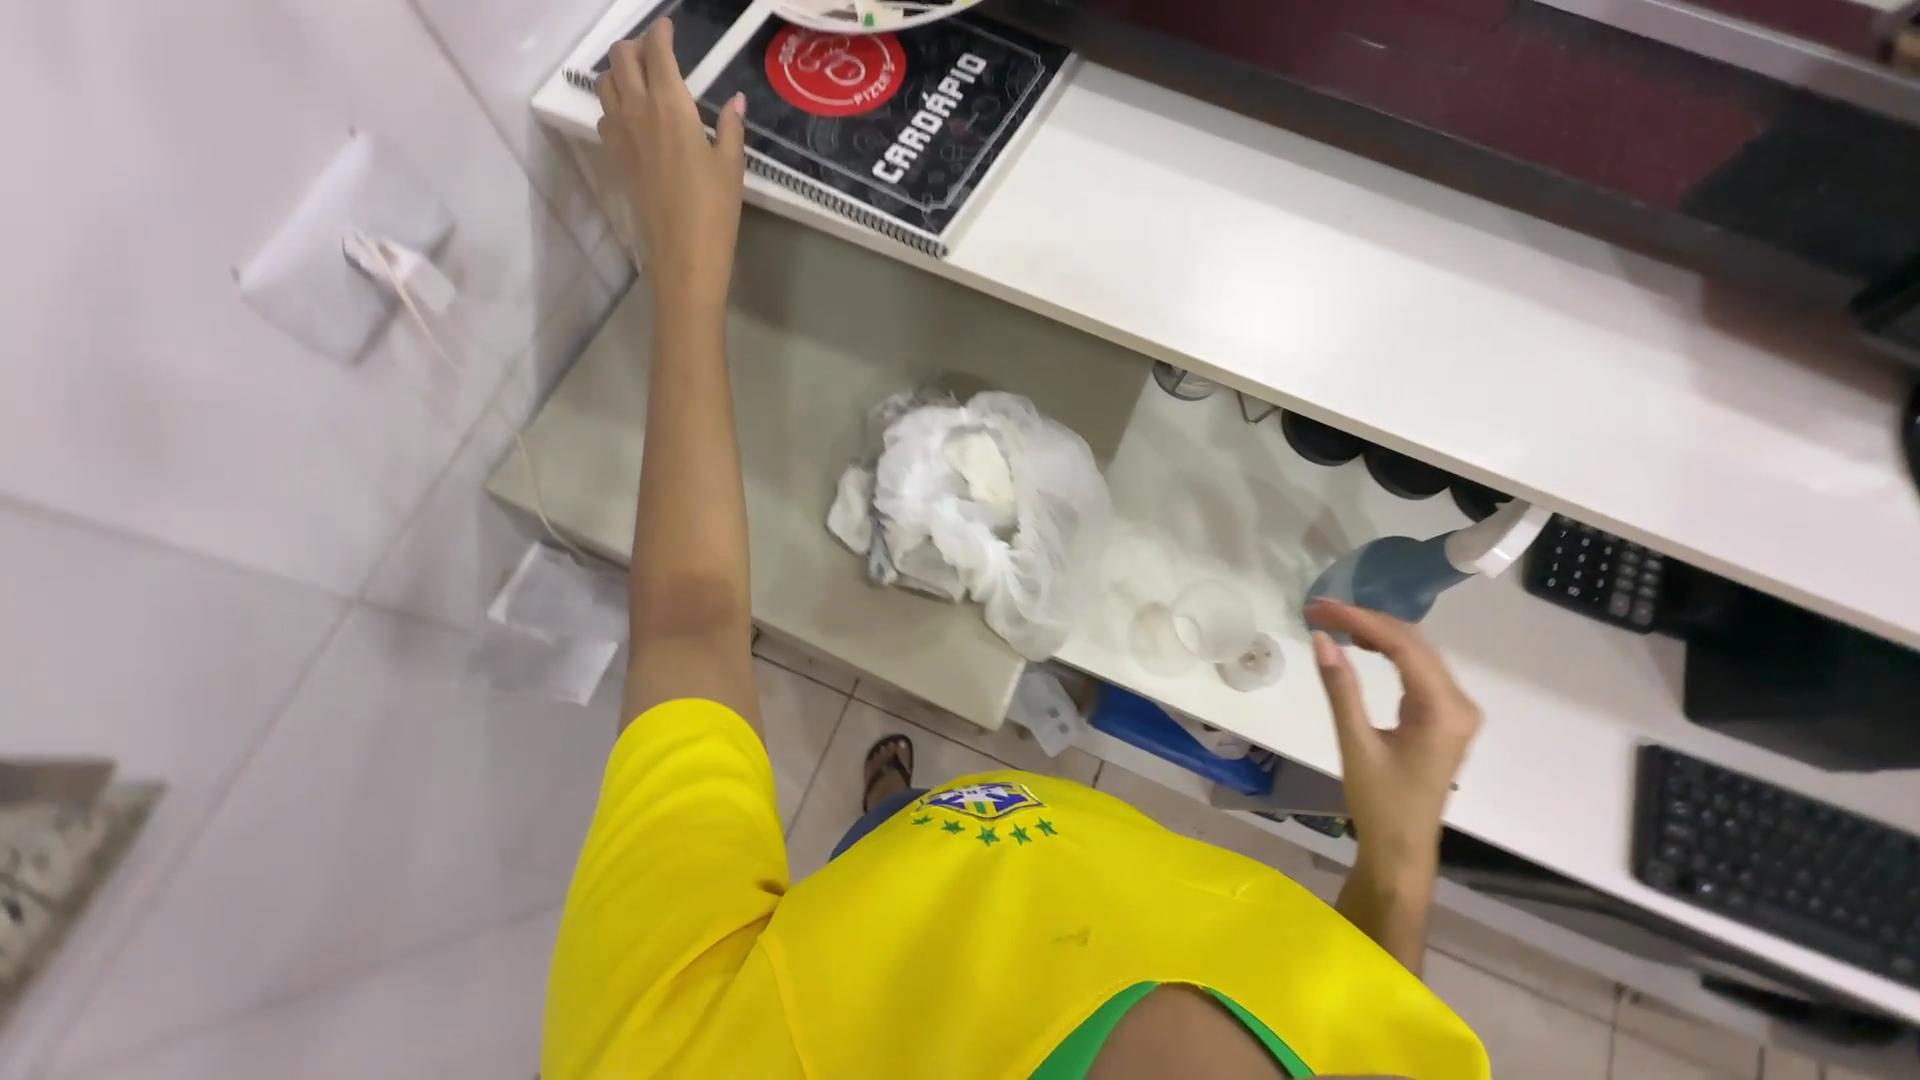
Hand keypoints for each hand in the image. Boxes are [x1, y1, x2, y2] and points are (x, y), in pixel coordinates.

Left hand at [595, 19, 746, 317]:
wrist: (683, 255)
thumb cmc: (715, 210)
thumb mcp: (732, 167)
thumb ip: (731, 128)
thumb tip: (735, 102)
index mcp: (670, 106)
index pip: (657, 53)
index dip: (662, 34)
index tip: (669, 28)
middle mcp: (637, 111)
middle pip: (621, 59)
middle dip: (636, 47)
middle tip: (655, 52)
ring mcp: (621, 136)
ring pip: (605, 84)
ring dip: (620, 72)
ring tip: (640, 79)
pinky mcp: (615, 159)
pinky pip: (605, 117)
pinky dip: (615, 105)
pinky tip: (633, 118)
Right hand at [1307, 599, 1481, 880]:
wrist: (1402, 846)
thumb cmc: (1379, 802)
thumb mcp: (1355, 743)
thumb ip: (1341, 688)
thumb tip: (1322, 638)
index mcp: (1444, 710)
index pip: (1403, 646)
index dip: (1361, 620)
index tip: (1321, 610)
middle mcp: (1459, 703)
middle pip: (1414, 643)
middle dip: (1367, 621)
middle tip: (1320, 611)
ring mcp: (1455, 710)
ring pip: (1418, 653)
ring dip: (1377, 633)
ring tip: (1334, 622)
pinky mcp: (1444, 716)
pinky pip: (1418, 670)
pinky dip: (1388, 652)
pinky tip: (1362, 645)